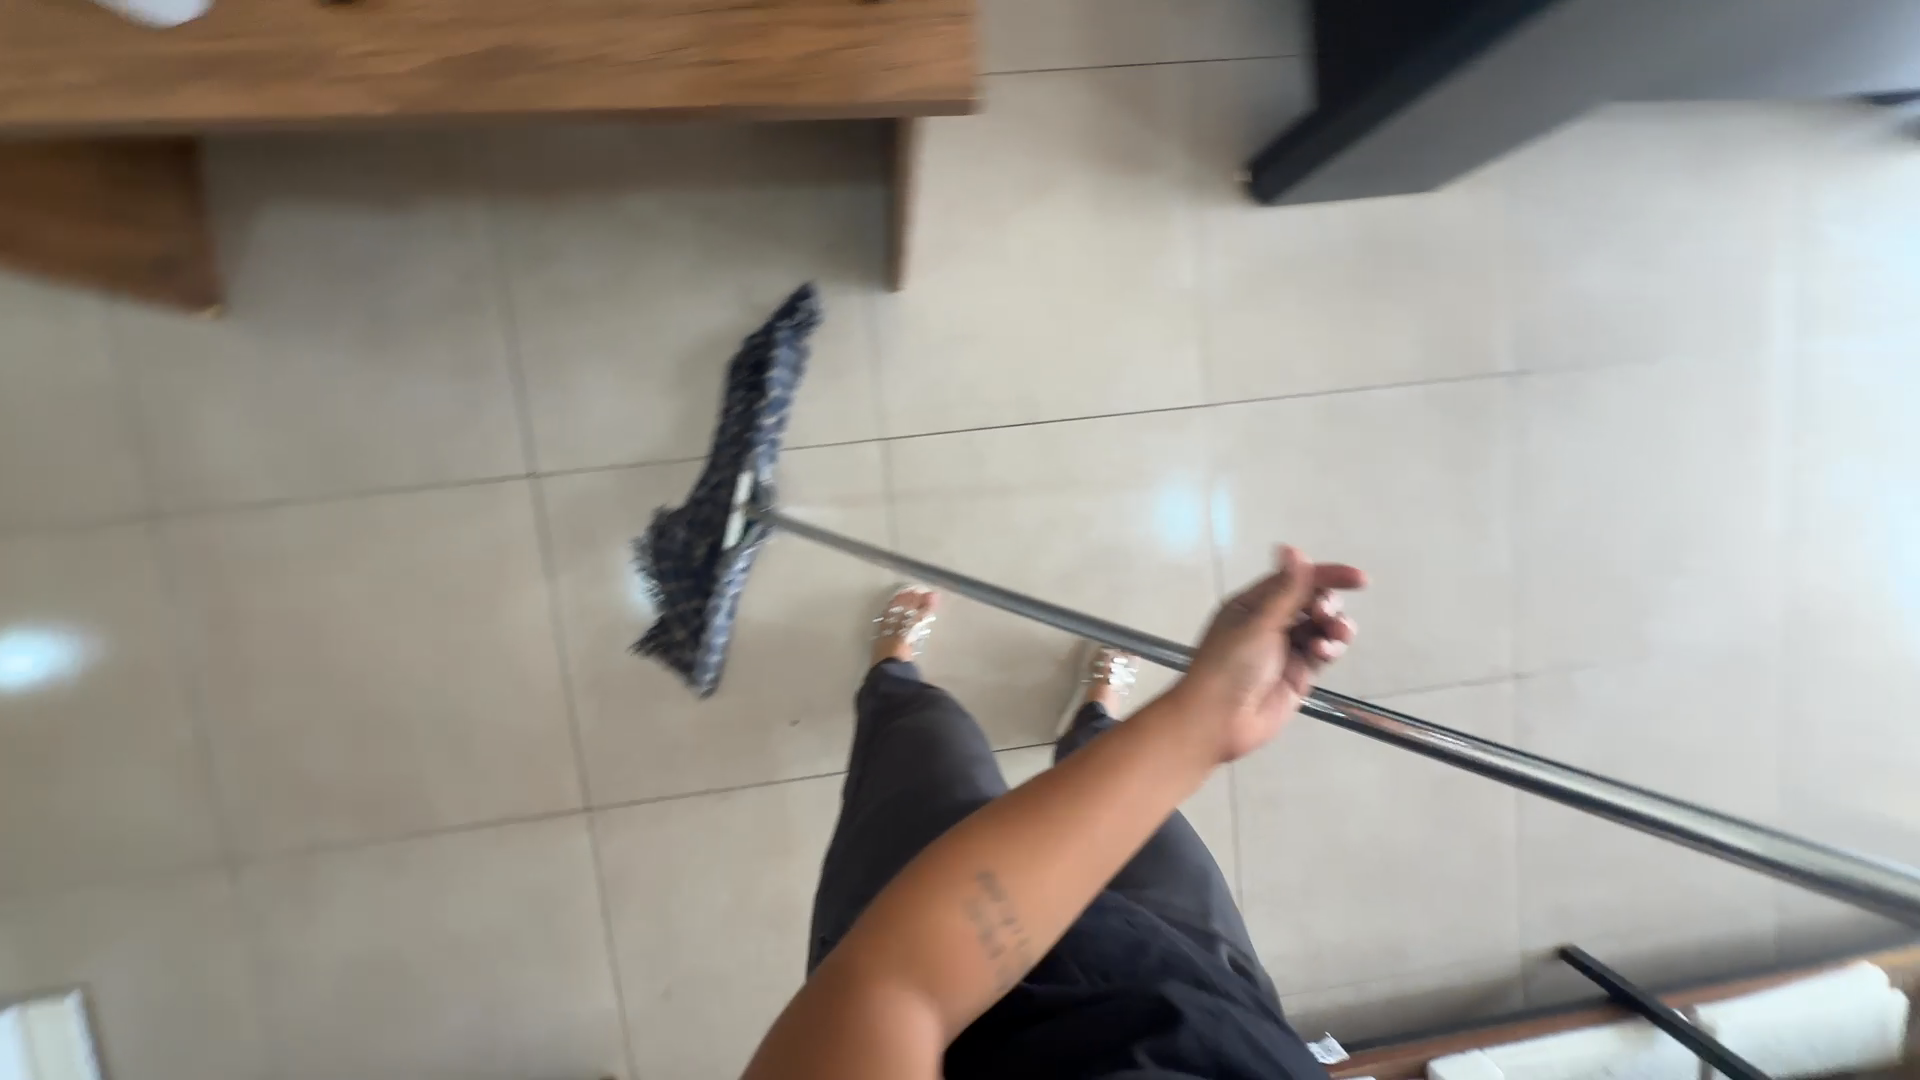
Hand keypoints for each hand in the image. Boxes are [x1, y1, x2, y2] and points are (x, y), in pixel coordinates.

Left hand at [1175, 545, 1364, 762]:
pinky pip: (1322, 651)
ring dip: (1334, 627)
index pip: (1293, 580)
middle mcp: (1268, 622)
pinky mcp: (1298, 673)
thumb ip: (1284, 590)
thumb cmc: (1230, 665)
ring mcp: (1284, 648)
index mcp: (1251, 604)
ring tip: (1334, 636)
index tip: (1360, 579)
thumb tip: (1292, 549)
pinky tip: (1325, 652)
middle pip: (1311, 602)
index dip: (1326, 576)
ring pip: (1321, 628)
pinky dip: (1330, 648)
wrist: (1220, 719)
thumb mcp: (1258, 623)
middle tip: (1326, 616)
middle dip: (1327, 604)